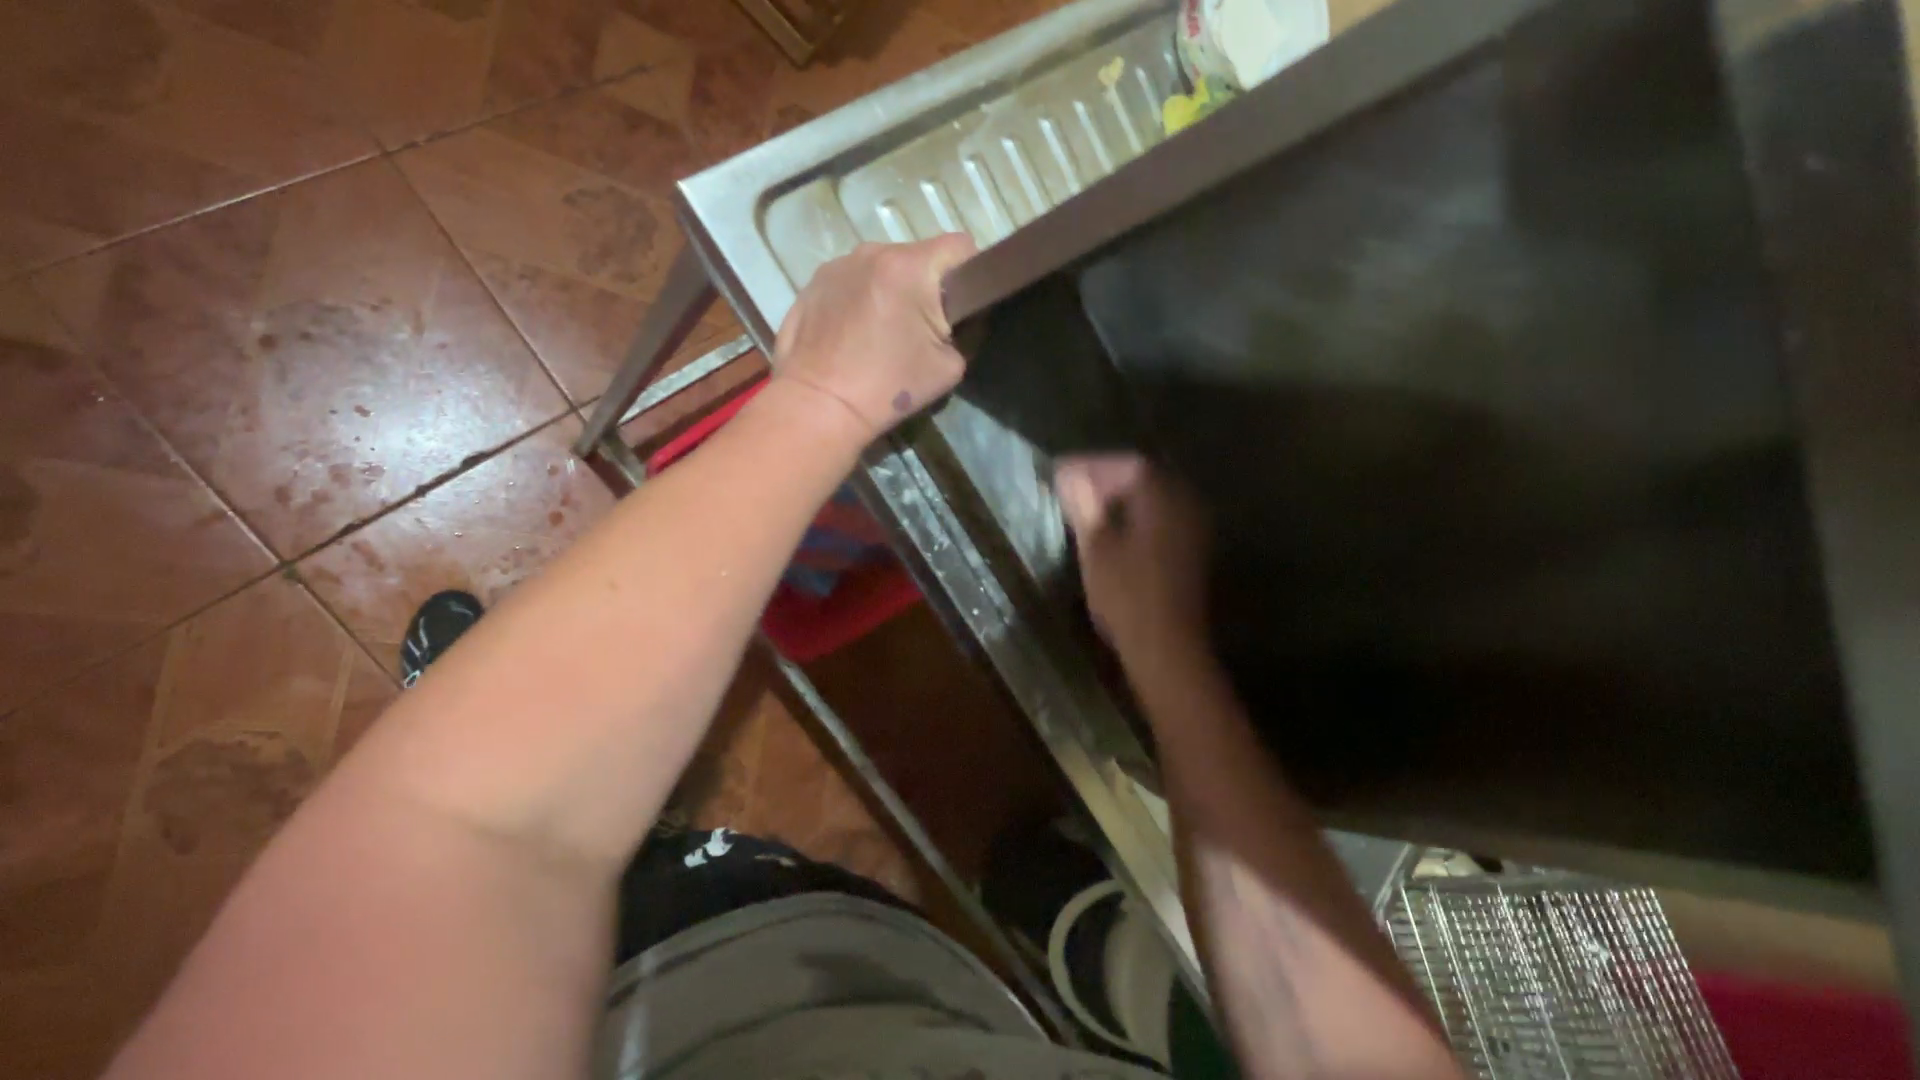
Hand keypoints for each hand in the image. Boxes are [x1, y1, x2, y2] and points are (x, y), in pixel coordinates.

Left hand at [773, 235, 977, 438]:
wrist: (819, 406)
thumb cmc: (888, 387)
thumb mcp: (949, 366)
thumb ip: (964, 330)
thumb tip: (957, 318)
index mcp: (910, 267)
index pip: (959, 245)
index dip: (969, 272)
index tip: (961, 304)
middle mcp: (872, 252)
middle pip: (916, 256)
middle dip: (924, 285)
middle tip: (918, 328)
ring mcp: (838, 265)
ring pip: (882, 267)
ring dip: (890, 290)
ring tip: (880, 332)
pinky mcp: (813, 282)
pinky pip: (851, 281)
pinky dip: (859, 299)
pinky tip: (852, 334)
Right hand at [1055, 454, 1209, 653]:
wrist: (1167, 648)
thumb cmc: (1127, 596)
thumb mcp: (1096, 548)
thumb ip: (1084, 505)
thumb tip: (1069, 475)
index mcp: (1162, 496)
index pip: (1125, 464)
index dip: (1090, 465)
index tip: (1060, 473)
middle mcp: (1185, 504)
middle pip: (1143, 477)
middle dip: (1105, 480)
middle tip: (1071, 489)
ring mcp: (1194, 529)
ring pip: (1153, 500)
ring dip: (1120, 500)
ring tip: (1086, 511)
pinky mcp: (1192, 552)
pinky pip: (1161, 520)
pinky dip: (1135, 519)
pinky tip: (1112, 534)